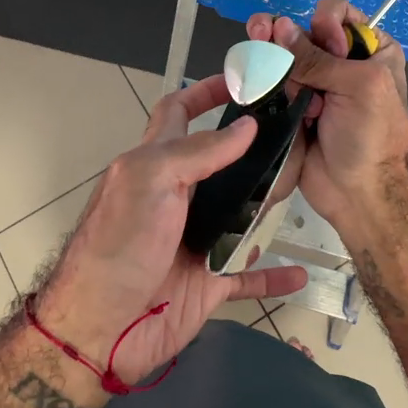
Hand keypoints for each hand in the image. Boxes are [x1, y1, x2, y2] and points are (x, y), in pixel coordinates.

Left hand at [34, 76, 307, 384]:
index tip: (244, 80)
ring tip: (308, 188)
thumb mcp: (152, 180)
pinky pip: (248, 275)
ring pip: (241, 215)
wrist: (99, 327)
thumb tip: (246, 125)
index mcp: (155, 162)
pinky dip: (273, 273)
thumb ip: (199, 152)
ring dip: (269, 206)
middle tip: (297, 134)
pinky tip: (301, 274)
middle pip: (221, 163)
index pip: (179, 112)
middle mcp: (177, 196)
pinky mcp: (208, 282)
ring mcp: (194, 239)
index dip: (205, 92)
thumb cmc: (120, 242)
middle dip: (253, 148)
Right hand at [245, 0, 407, 239]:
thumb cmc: (372, 136)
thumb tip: (279, 26)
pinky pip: (269, 81)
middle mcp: (340, 63)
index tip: (330, 47)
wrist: (358, 193)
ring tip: (253, 45)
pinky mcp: (289, 105)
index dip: (327, 24)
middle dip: (284, 32)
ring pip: (282, 55)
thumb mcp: (360, 87)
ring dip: (266, 49)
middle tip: (261, 31)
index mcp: (371, 51)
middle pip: (303, 32)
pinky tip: (246, 67)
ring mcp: (312, 85)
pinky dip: (257, 73)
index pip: (339, 15)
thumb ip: (318, 57)